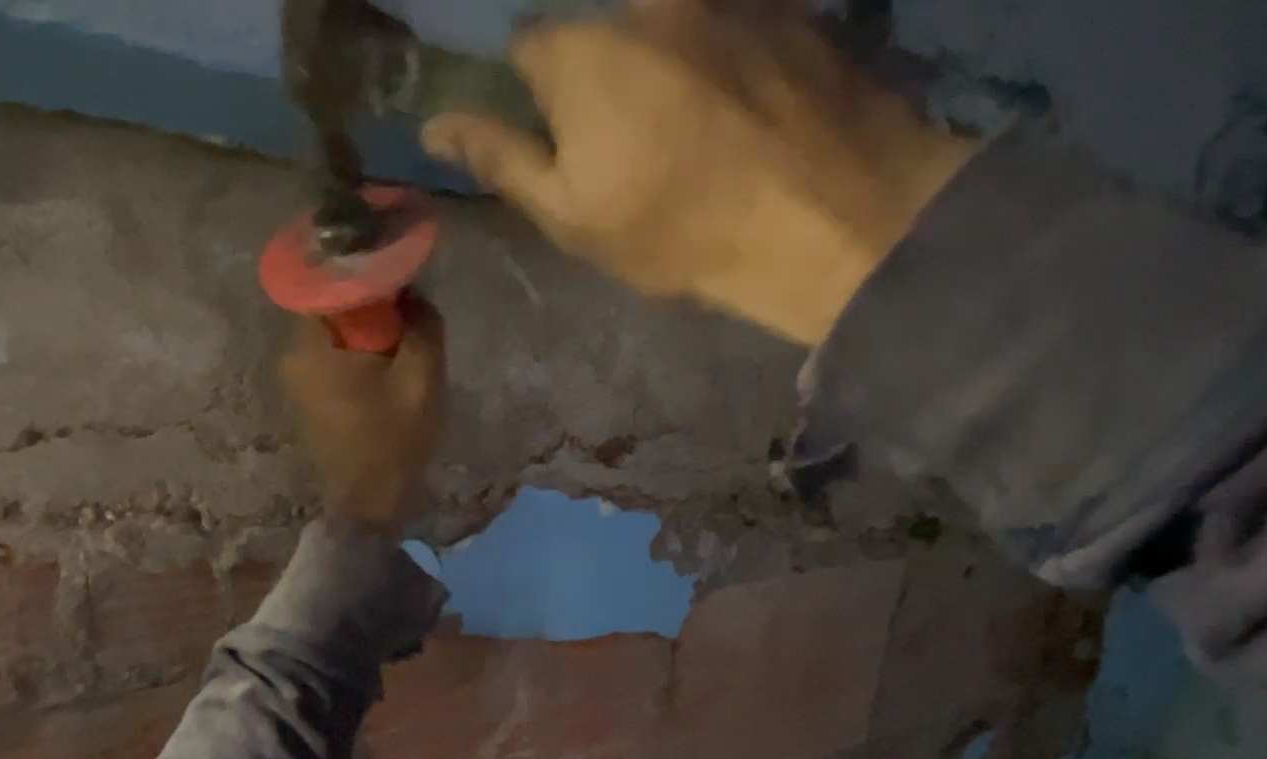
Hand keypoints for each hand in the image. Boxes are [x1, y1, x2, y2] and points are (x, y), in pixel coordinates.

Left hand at [281, 298, 445, 530]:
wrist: (368, 503)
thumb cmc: (393, 439)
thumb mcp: (422, 377)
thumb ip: (422, 324)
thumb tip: (413, 294)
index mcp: (311, 344)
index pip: (332, 281)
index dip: (369, 273)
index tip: (401, 276)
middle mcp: (292, 355)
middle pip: (334, 307)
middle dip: (372, 305)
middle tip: (409, 312)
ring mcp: (295, 378)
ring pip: (335, 333)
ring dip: (367, 332)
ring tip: (403, 340)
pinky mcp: (306, 396)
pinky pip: (331, 357)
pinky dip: (357, 354)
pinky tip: (385, 367)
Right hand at [420, 2, 978, 345]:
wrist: (832, 219)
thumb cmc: (677, 228)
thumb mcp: (569, 212)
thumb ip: (500, 156)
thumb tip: (434, 122)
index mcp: (581, 52)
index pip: (527, 44)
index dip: (534, 92)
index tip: (557, 136)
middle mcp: (646, 1)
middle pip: (599, 27)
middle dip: (600, 70)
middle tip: (628, 137)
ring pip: (665, 20)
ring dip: (662, 60)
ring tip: (690, 124)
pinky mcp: (788, 5)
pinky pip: (727, 18)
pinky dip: (719, 53)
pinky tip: (740, 107)